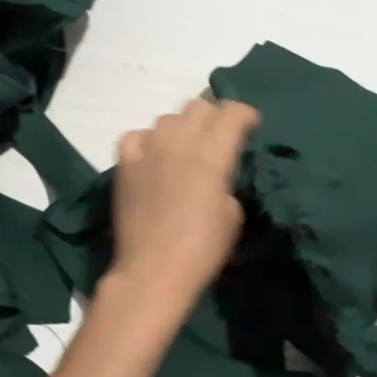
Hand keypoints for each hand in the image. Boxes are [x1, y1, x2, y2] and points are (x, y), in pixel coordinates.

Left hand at [109, 99, 259, 304]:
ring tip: (187, 148)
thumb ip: (227, 179)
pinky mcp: (124, 163)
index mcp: (213, 152)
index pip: (232, 112)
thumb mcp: (233, 213)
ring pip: (168, 117)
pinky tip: (154, 156)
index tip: (252, 127)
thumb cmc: (203, 248)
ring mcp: (148, 149)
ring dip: (183, 127)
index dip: (246, 115)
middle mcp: (179, 141)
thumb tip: (220, 170)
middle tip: (221, 137)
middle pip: (199, 106)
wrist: (154, 270)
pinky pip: (137, 135)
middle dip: (215, 116)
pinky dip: (149, 140)